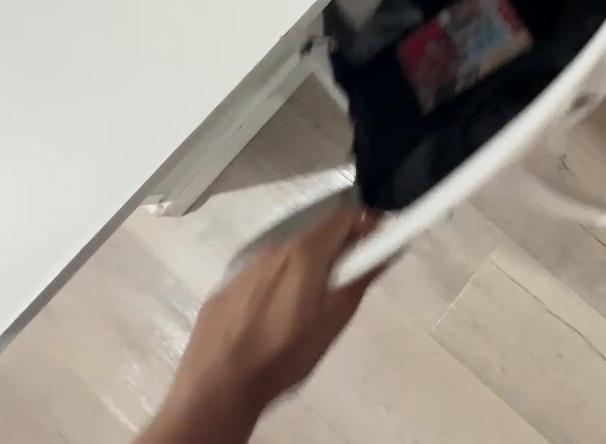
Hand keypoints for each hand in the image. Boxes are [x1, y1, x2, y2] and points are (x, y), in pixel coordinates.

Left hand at [140, 202, 382, 443]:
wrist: (214, 394)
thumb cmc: (286, 353)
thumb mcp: (336, 317)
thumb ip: (364, 274)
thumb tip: (390, 245)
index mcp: (307, 251)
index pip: (346, 212)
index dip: (366, 223)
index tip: (373, 244)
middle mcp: (275, 248)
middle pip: (317, 232)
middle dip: (337, 248)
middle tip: (343, 279)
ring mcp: (245, 268)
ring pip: (288, 255)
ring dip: (305, 266)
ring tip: (305, 304)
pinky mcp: (223, 290)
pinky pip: (261, 275)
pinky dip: (275, 284)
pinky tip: (271, 317)